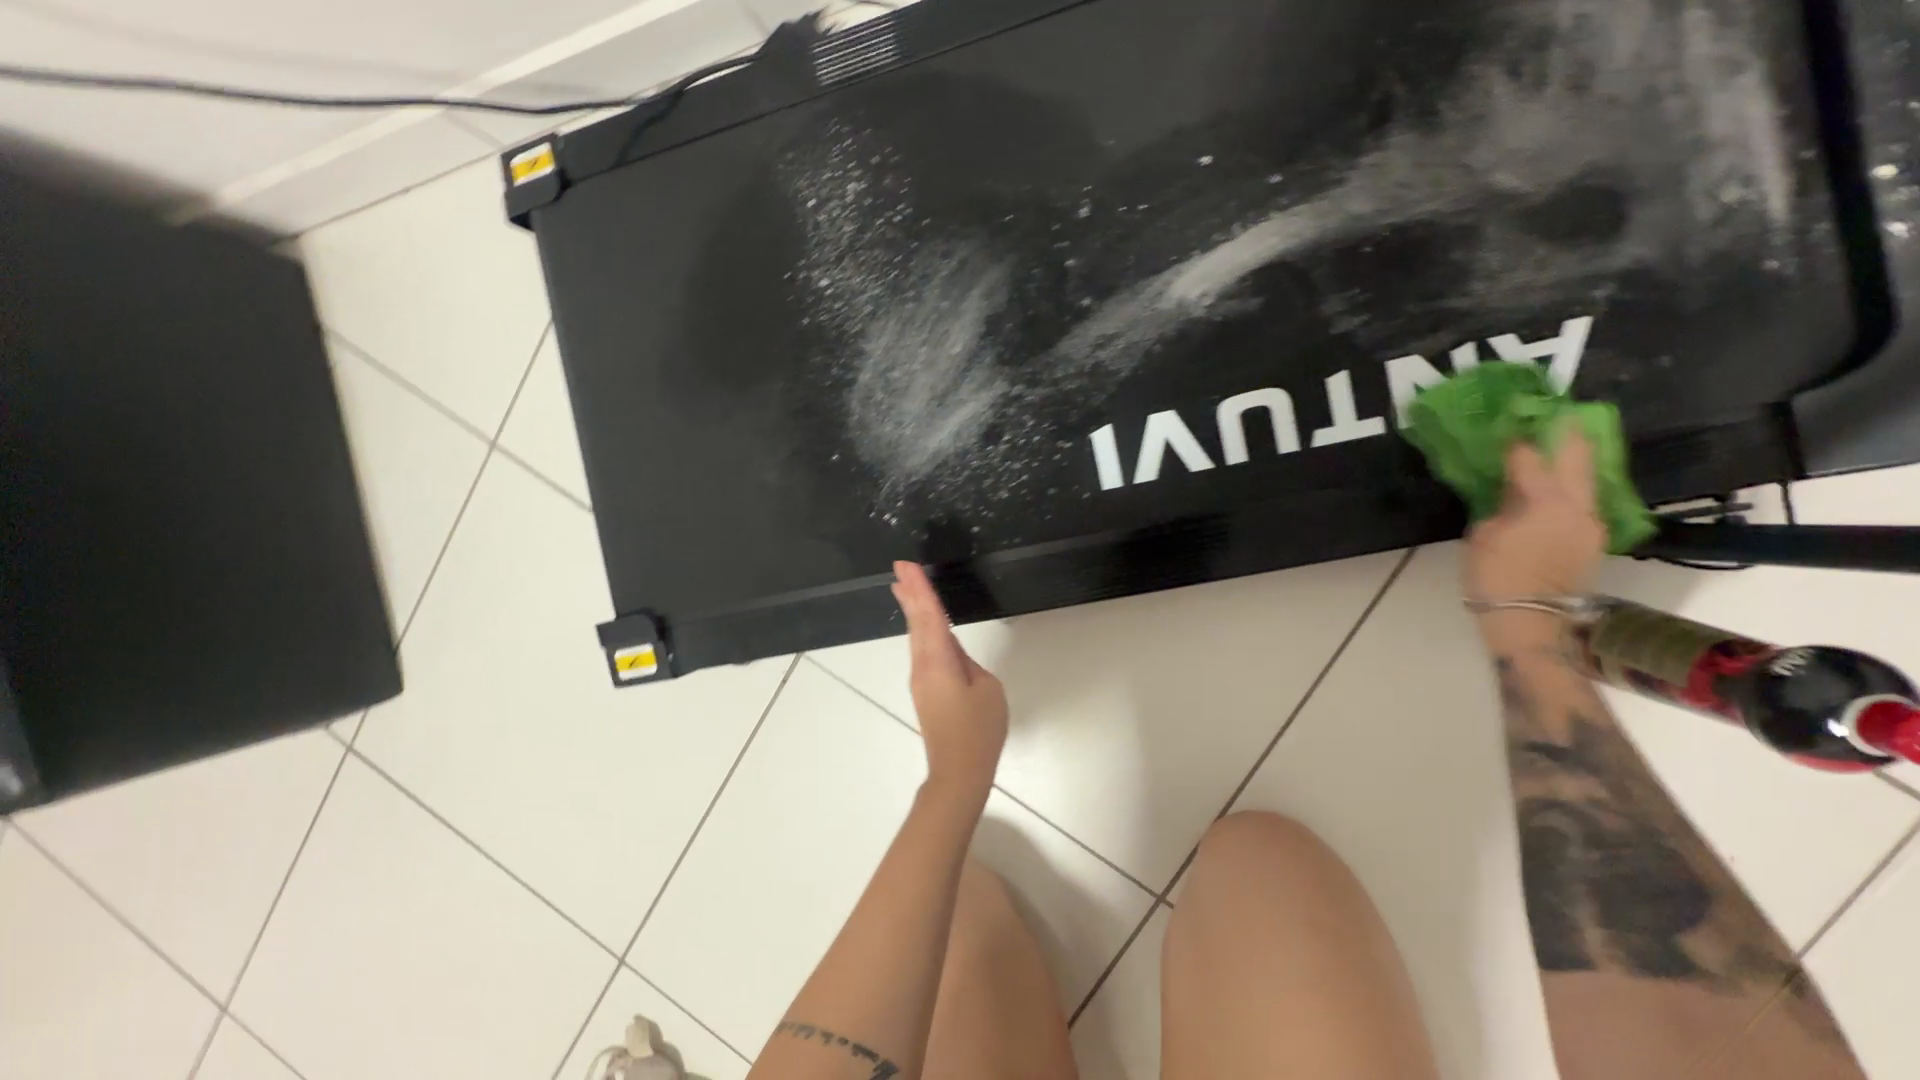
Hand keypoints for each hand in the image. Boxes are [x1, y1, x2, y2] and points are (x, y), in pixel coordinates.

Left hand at [891, 561, 1008, 798]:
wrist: (959, 771)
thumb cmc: (979, 730)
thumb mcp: (987, 689)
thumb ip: (969, 664)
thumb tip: (955, 655)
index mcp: (939, 661)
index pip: (930, 616)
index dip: (921, 589)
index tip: (907, 566)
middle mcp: (923, 666)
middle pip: (916, 622)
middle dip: (909, 592)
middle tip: (900, 565)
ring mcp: (921, 679)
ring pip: (916, 636)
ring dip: (911, 608)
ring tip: (904, 585)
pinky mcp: (926, 690)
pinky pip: (922, 650)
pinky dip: (919, 628)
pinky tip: (921, 624)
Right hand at [1465, 430, 1605, 604]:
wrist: (1532, 625)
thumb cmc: (1497, 579)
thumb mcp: (1482, 538)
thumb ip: (1499, 508)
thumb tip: (1510, 496)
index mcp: (1546, 501)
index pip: (1530, 458)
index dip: (1517, 441)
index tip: (1509, 423)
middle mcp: (1578, 506)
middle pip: (1579, 458)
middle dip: (1568, 435)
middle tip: (1559, 413)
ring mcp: (1591, 525)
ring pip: (1586, 482)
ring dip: (1574, 463)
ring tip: (1559, 448)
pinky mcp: (1592, 543)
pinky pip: (1582, 505)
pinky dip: (1571, 491)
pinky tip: (1556, 491)